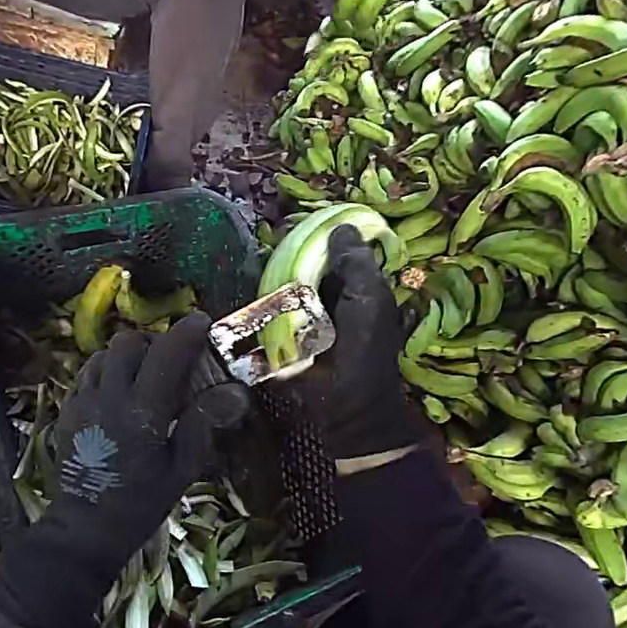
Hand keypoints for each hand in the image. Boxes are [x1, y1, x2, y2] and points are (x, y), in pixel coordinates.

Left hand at [47, 313, 224, 571]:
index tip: (201, 322)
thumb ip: (203, 424)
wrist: (86, 527)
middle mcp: (108, 398)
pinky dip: (106, 371)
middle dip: (153, 342)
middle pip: (128, 343)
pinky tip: (118, 393)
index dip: (186, 333)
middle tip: (170, 360)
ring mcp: (82, 402)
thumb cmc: (142, 501)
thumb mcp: (182, 468)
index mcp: (142, 413)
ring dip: (127, 356)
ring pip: (104, 354)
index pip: (165, 356)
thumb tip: (234, 391)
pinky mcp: (66, 410)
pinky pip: (86, 374)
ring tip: (143, 375)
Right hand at [284, 225, 421, 460]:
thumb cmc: (364, 348)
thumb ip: (356, 262)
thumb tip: (342, 226)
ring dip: (277, 276)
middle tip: (274, 242)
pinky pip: (275, 310)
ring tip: (262, 262)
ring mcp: (309, 319)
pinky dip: (267, 300)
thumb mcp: (369, 298)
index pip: (338, 252)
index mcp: (359, 288)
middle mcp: (334, 299)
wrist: (345, 403)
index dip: (321, 237)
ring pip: (290, 286)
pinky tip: (257, 288)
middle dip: (293, 254)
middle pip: (309, 266)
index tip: (297, 224)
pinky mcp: (288, 337)